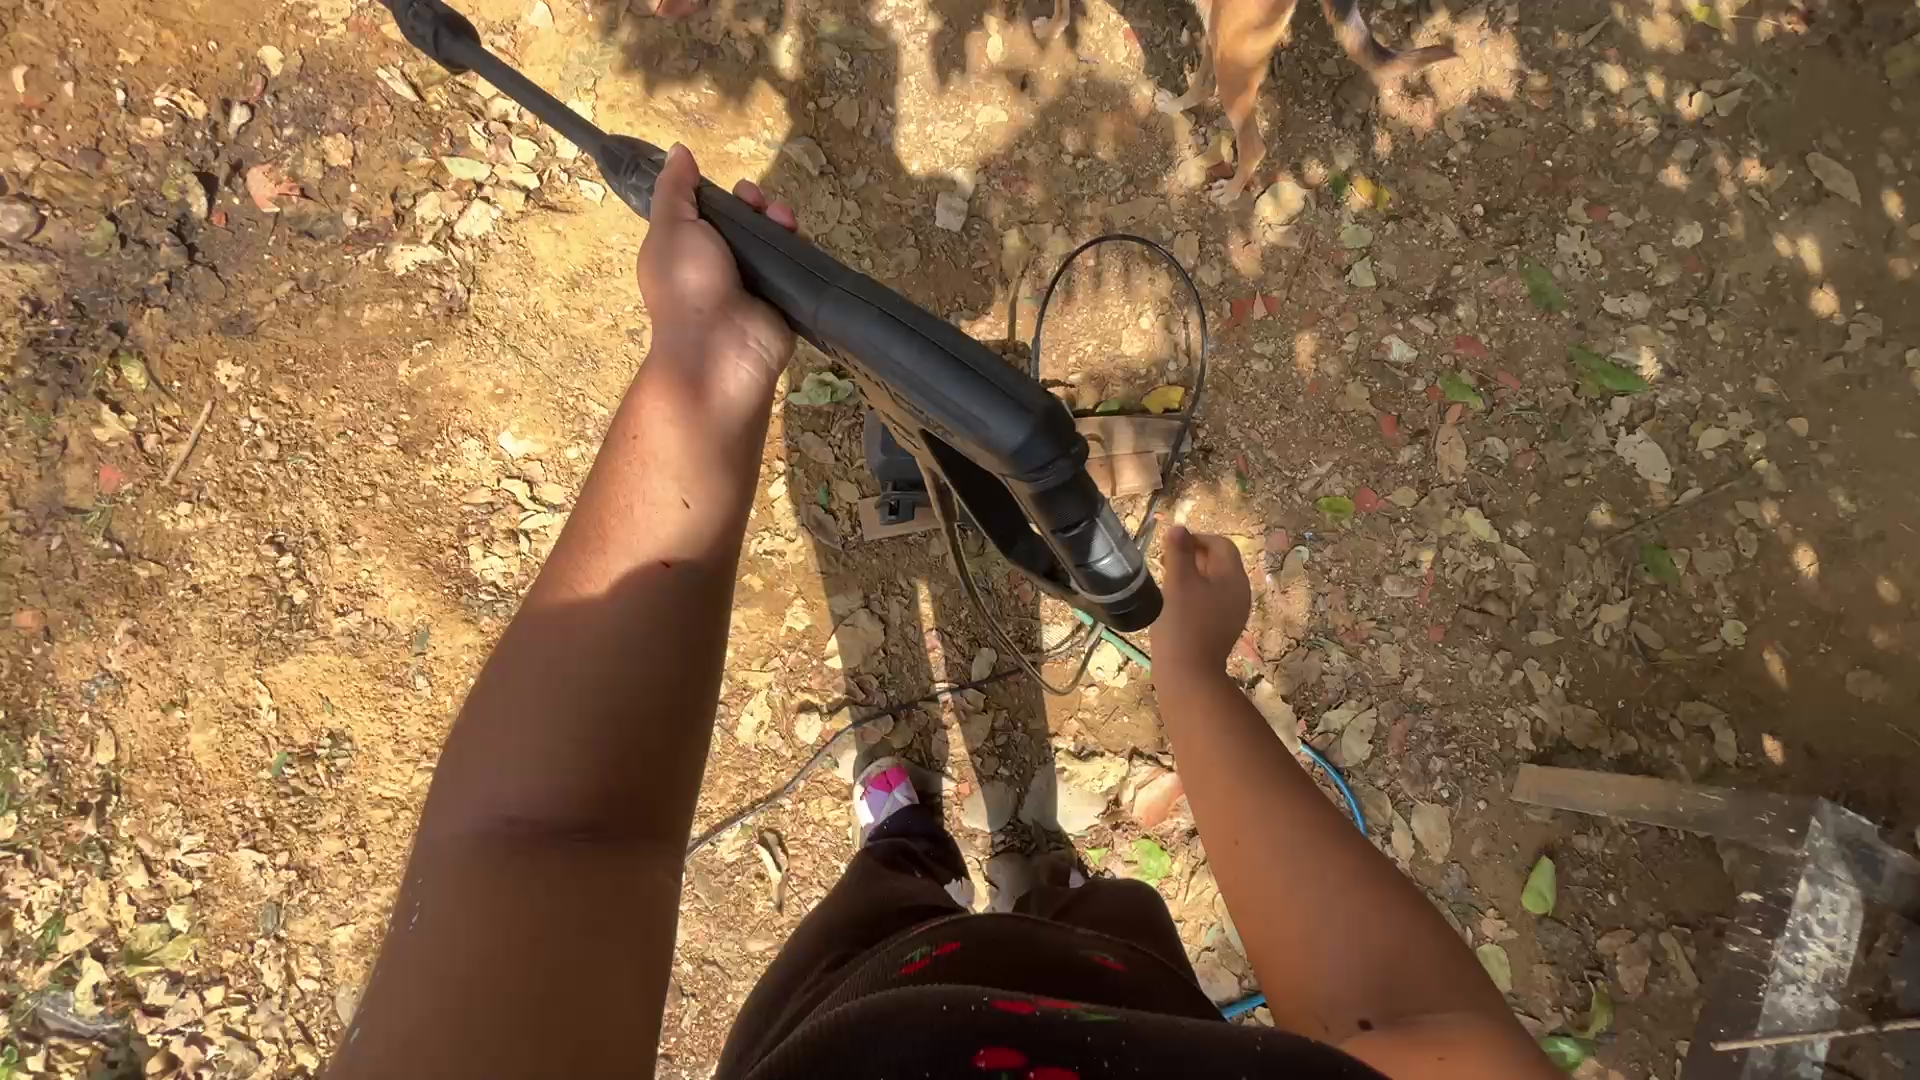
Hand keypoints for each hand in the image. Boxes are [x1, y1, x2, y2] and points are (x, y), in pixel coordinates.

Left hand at [636, 143, 797, 400]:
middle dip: (758, 208)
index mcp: (689, 250)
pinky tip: (800, 243)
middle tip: (765, 206)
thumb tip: (679, 151)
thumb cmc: (686, 283)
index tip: (738, 190)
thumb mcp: (671, 226)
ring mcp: (755, 288)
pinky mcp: (783, 303)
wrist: (720, 345)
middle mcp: (721, 268)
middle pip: (747, 226)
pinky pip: (795, 271)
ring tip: (786, 222)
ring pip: (773, 245)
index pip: (712, 214)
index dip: (726, 197)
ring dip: (781, 225)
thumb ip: (676, 190)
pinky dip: (800, 253)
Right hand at [1149, 525, 1250, 680]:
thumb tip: (1178, 527)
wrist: (1188, 673)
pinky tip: (1177, 603)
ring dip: (1193, 575)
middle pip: (1220, 562)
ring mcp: (1233, 612)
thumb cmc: (1183, 624)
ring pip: (1215, 581)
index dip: (1196, 538)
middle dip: (1194, 556)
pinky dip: (1196, 593)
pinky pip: (1212, 600)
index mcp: (1233, 578)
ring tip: (1169, 581)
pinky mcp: (1223, 627)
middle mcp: (1240, 592)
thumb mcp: (1178, 583)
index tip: (1171, 546)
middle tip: (1167, 562)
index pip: (1221, 544)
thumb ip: (1178, 552)